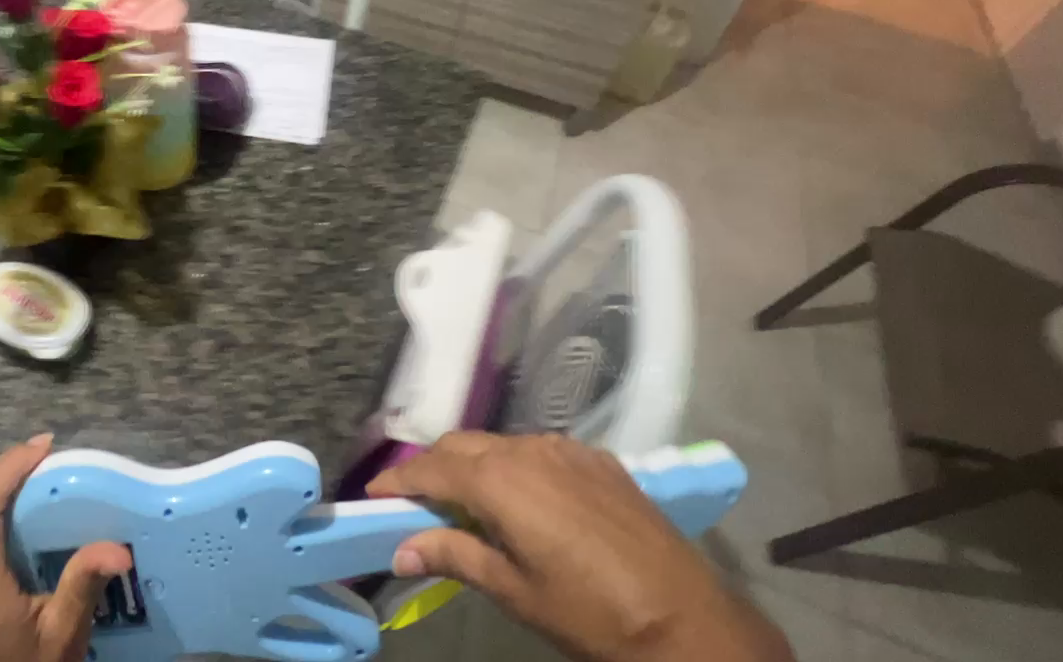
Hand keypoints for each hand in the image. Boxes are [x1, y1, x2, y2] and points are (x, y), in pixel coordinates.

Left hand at [0, 433, 132, 661]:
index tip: (43, 446)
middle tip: (52, 460)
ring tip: (47, 484)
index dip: (7, 468)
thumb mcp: (61, 642)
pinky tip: (31, 528)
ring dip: (5, 496)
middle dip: (10, 475)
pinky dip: (0, 522)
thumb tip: (119, 548)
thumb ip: (81, 588)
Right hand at [367, 433, 793, 661]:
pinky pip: (539, 451)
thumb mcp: (514, 591)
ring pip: (501, 443)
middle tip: (417, 503)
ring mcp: (567, 449)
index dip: (397, 482)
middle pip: (462, 445)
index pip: (431, 468)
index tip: (373, 495)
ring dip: (475, 464)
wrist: (688, 619)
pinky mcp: (598, 459)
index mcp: (499, 480)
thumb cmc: (590, 611)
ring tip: (471, 503)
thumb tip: (401, 549)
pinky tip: (527, 501)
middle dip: (433, 468)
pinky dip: (515, 466)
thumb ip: (455, 556)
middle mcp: (528, 449)